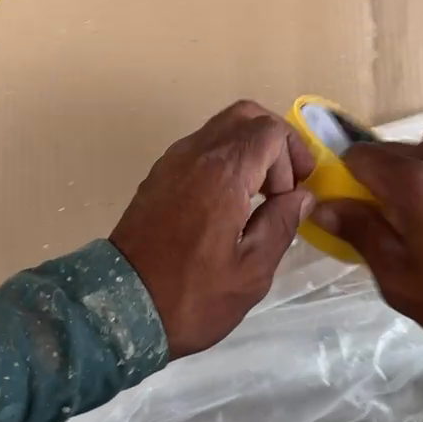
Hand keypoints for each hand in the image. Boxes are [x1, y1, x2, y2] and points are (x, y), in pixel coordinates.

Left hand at [110, 100, 314, 357]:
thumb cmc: (192, 296)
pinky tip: (231, 198)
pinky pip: (202, 144)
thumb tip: (301, 196)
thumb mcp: (251, 272)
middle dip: (274, 140)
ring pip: (222, 126)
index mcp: (223, 172)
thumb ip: (281, 224)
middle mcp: (197, 152)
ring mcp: (174, 158)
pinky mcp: (160, 171)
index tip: (293, 194)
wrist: (121, 306)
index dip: (292, 155)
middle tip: (285, 182)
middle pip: (246, 115)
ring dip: (249, 147)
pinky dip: (226, 156)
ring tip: (261, 193)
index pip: (269, 130)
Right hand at [312, 121, 422, 360]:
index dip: (345, 180)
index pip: (357, 157)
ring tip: (410, 208)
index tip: (350, 209)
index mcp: (411, 184)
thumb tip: (323, 205)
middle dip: (372, 179)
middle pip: (384, 151)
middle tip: (381, 221)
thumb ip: (359, 233)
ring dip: (402, 169)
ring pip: (414, 146)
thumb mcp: (399, 280)